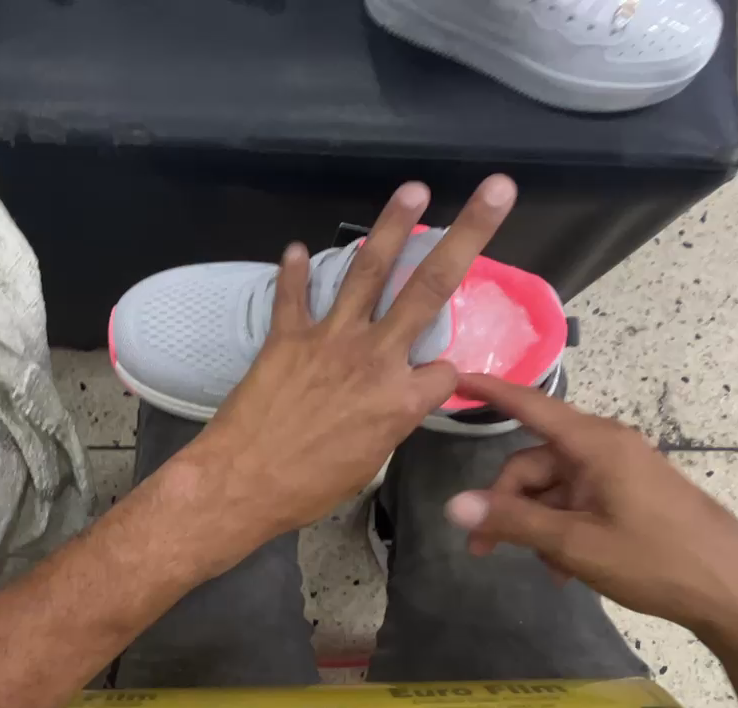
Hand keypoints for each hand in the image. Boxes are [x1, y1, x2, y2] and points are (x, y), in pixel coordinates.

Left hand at [173, 176, 516, 549]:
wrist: (242, 484)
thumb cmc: (307, 489)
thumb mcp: (365, 466)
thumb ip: (385, 426)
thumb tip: (385, 411)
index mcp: (401, 400)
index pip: (445, 371)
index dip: (444, 377)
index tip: (434, 382)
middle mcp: (375, 358)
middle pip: (431, 287)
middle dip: (467, 234)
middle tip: (495, 189)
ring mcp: (329, 341)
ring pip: (368, 272)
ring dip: (391, 227)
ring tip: (413, 190)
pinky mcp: (286, 338)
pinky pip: (292, 297)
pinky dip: (291, 274)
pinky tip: (293, 250)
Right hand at [441, 374, 737, 639]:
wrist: (733, 594)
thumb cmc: (656, 560)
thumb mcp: (575, 544)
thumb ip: (512, 521)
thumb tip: (453, 505)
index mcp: (596, 445)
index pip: (531, 406)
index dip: (489, 391)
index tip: (453, 377)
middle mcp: (605, 449)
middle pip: (532, 464)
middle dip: (505, 504)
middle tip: (483, 548)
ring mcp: (619, 472)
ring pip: (551, 489)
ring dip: (535, 525)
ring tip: (544, 567)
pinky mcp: (629, 495)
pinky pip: (576, 503)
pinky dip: (561, 530)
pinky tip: (563, 567)